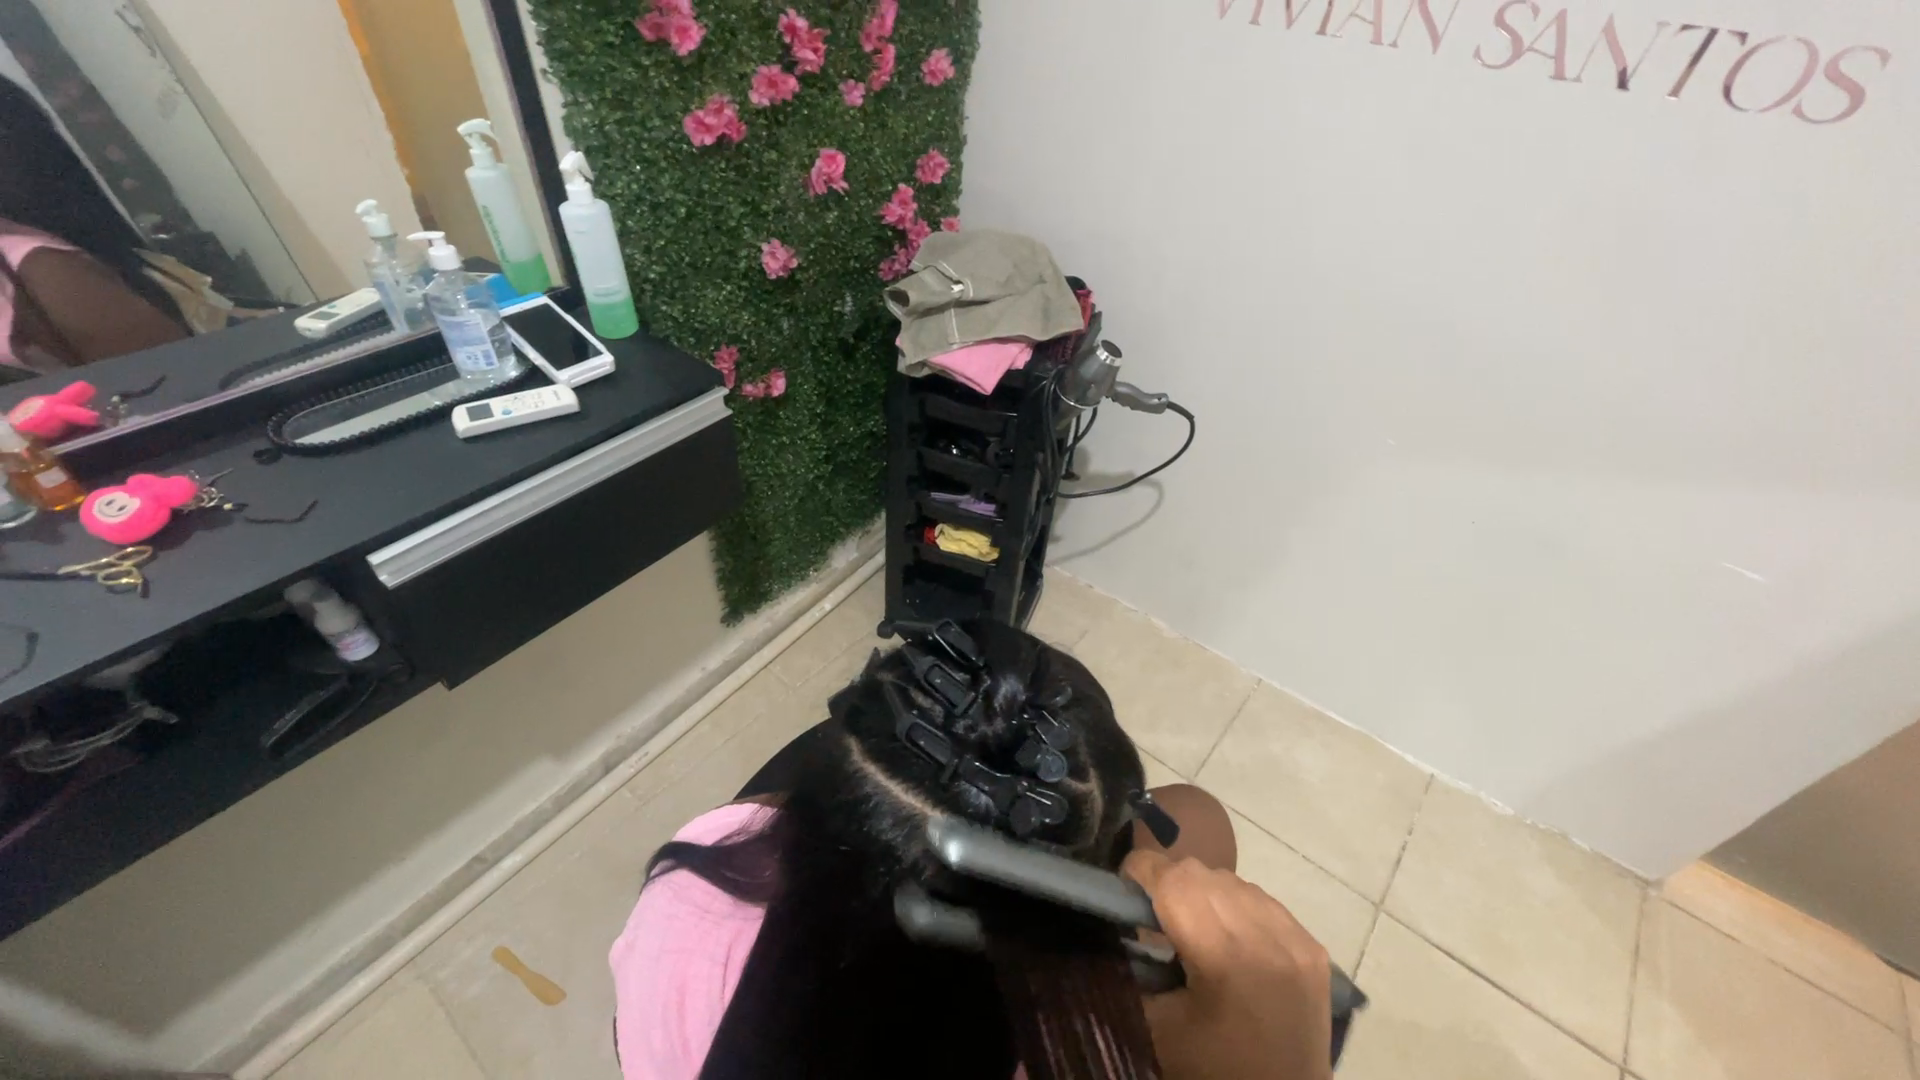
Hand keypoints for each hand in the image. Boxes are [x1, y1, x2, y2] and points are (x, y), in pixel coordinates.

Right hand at [1122, 849, 1332, 1079]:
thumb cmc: (1211, 1073)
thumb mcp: (1154, 1027)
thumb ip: (1130, 968)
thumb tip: (1114, 922)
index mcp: (1223, 955)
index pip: (1172, 879)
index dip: (1141, 872)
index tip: (1124, 889)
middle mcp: (1264, 935)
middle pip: (1199, 874)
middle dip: (1169, 883)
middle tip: (1155, 914)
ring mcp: (1295, 938)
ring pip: (1231, 880)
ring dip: (1205, 892)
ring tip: (1195, 927)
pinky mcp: (1313, 947)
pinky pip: (1263, 900)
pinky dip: (1238, 907)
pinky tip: (1231, 940)